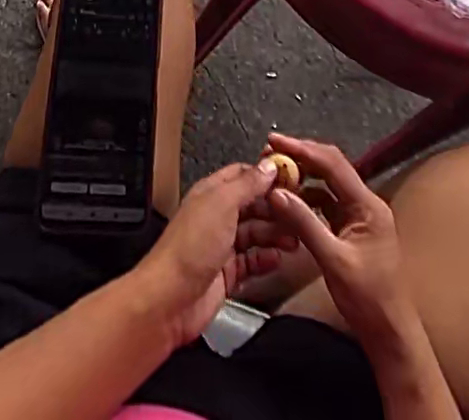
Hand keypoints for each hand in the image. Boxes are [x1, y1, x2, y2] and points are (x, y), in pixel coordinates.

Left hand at [133, 159, 293, 347]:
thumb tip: (268, 166)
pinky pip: (251, 262)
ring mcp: (221, 246)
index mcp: (212, 194)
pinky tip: (278, 259)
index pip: (244, 176)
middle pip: (253, 205)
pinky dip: (266, 259)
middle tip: (300, 213)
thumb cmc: (188, 250)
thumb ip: (248, 184)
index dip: (267, 176)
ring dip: (276, 235)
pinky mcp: (226, 273)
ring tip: (295, 239)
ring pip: (255, 234)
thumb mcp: (222, 204)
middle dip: (276, 208)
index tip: (293, 180)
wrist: (168, 301)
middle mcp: (216, 217)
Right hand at [260, 134, 416, 344]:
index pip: (333, 164)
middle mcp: (365, 203)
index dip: (303, 149)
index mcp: (368, 205)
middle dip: (300, 159)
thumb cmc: (369, 299)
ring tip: (275, 177)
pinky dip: (306, 200)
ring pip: (326, 186)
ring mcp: (358, 216)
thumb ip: (305, 223)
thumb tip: (277, 193)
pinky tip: (288, 203)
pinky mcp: (350, 229)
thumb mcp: (333, 260)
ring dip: (302, 179)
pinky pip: (325, 204)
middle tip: (270, 155)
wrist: (389, 332)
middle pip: (330, 169)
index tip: (276, 141)